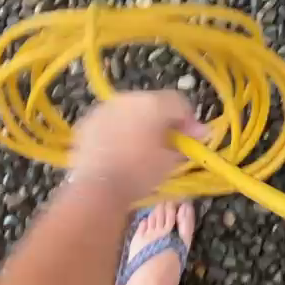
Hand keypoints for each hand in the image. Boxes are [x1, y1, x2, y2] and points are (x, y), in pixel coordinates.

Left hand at [67, 91, 203, 203]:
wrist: (97, 187)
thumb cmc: (139, 174)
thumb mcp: (169, 161)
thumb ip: (184, 143)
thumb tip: (196, 133)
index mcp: (153, 104)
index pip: (179, 103)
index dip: (190, 120)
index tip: (194, 138)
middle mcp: (129, 98)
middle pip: (154, 103)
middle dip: (164, 120)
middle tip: (169, 142)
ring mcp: (105, 107)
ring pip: (131, 109)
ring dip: (141, 122)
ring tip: (143, 146)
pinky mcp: (88, 120)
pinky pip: (111, 119)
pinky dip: (120, 129)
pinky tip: (121, 148)